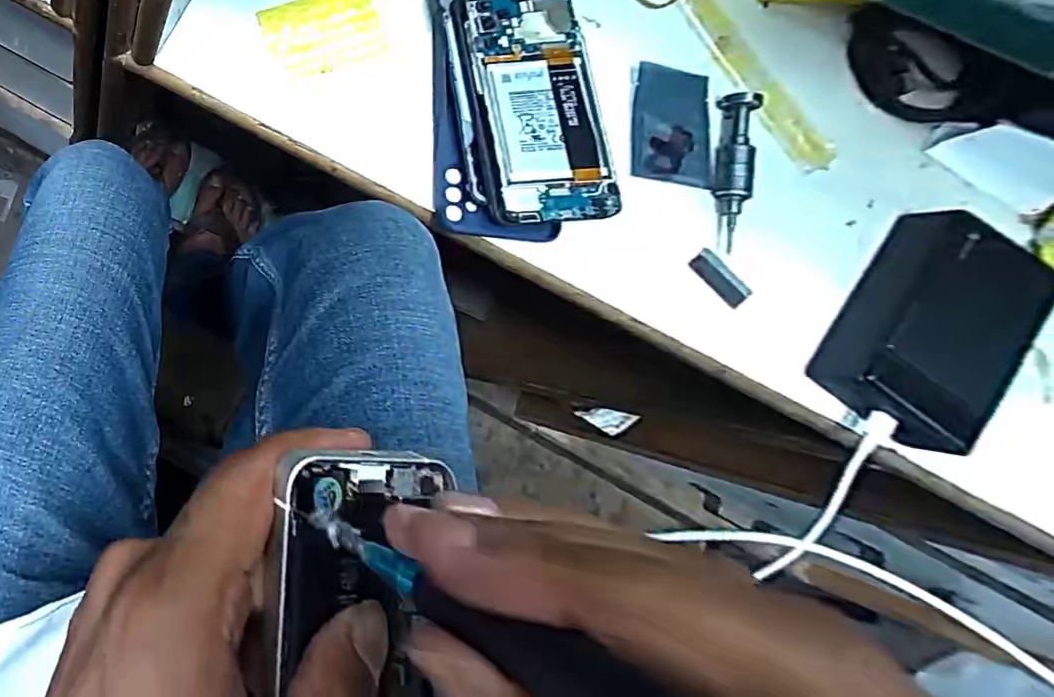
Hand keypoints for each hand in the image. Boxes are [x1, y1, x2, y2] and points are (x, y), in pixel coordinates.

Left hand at [47, 429, 388, 696]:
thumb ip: (328, 682)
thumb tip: (362, 622)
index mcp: (167, 591)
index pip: (240, 482)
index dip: (300, 449)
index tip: (356, 443)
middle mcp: (131, 573)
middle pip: (228, 526)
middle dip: (295, 542)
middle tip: (357, 573)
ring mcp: (106, 598)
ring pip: (203, 561)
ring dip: (260, 584)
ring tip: (311, 635)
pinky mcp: (98, 625)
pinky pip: (171, 590)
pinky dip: (220, 607)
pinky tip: (251, 659)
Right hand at [385, 503, 923, 696]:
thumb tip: (433, 640)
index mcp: (783, 673)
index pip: (625, 591)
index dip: (511, 560)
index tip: (416, 541)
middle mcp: (788, 629)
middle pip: (615, 552)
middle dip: (501, 535)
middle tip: (408, 523)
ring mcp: (781, 618)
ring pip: (623, 546)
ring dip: (521, 534)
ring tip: (442, 525)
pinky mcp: (756, 618)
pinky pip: (639, 565)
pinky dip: (563, 552)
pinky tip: (511, 548)